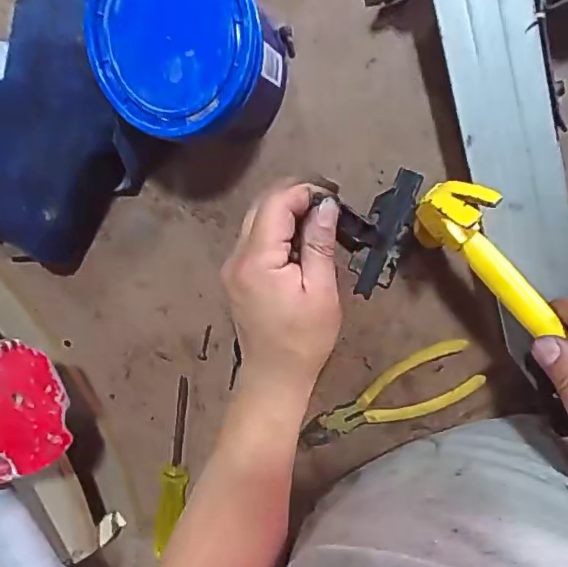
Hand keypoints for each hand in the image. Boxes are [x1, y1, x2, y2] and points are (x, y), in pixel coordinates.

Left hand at [221, 181, 342, 394]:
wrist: (275, 375)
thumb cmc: (305, 339)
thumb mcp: (322, 291)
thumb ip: (319, 244)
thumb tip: (326, 206)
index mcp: (257, 260)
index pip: (276, 204)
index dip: (305, 191)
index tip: (334, 196)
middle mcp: (237, 257)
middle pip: (262, 205)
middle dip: (296, 194)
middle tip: (330, 201)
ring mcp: (233, 265)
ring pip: (257, 218)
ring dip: (288, 209)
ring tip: (321, 217)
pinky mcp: (237, 273)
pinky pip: (256, 237)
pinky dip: (280, 228)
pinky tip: (303, 239)